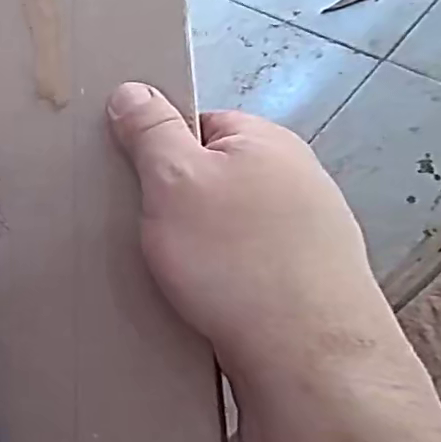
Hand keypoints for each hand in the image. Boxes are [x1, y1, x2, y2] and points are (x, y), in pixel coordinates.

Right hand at [103, 82, 406, 387]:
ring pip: (226, 216)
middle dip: (174, 197)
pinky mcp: (307, 270)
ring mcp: (309, 224)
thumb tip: (131, 88)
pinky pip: (245, 251)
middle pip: (210, 171)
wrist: (304, 352)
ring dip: (196, 234)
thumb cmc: (230, 256)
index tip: (136, 185)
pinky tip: (207, 288)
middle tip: (148, 228)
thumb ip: (150, 131)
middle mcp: (295, 173)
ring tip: (174, 265)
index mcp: (265, 140)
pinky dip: (220, 264)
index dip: (157, 150)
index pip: (194, 123)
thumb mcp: (173, 180)